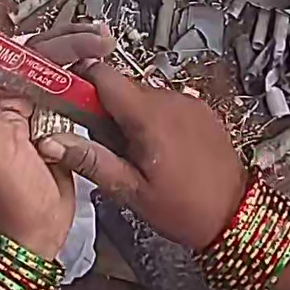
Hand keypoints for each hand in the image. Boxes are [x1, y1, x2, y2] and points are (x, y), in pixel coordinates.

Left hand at [0, 25, 115, 259]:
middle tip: (99, 38)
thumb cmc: (6, 201)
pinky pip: (76, 98)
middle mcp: (13, 103)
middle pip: (43, 59)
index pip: (16, 55)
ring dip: (83, 59)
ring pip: (61, 75)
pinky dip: (91, 85)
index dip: (45, 39)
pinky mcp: (61, 128)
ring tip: (105, 47)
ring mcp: (38, 115)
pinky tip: (105, 77)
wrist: (34, 237)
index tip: (71, 34)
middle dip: (72, 44)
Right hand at [37, 64, 246, 249]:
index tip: (67, 98)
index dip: (79, 81)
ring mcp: (188, 102)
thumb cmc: (186, 208)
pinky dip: (152, 118)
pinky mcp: (199, 109)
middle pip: (121, 86)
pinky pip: (164, 103)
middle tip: (100, 143)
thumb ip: (91, 161)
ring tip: (133, 152)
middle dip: (102, 108)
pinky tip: (156, 148)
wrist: (236, 214)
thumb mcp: (131, 191)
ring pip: (142, 95)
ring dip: (128, 115)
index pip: (103, 74)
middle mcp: (170, 99)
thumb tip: (53, 143)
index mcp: (149, 116)